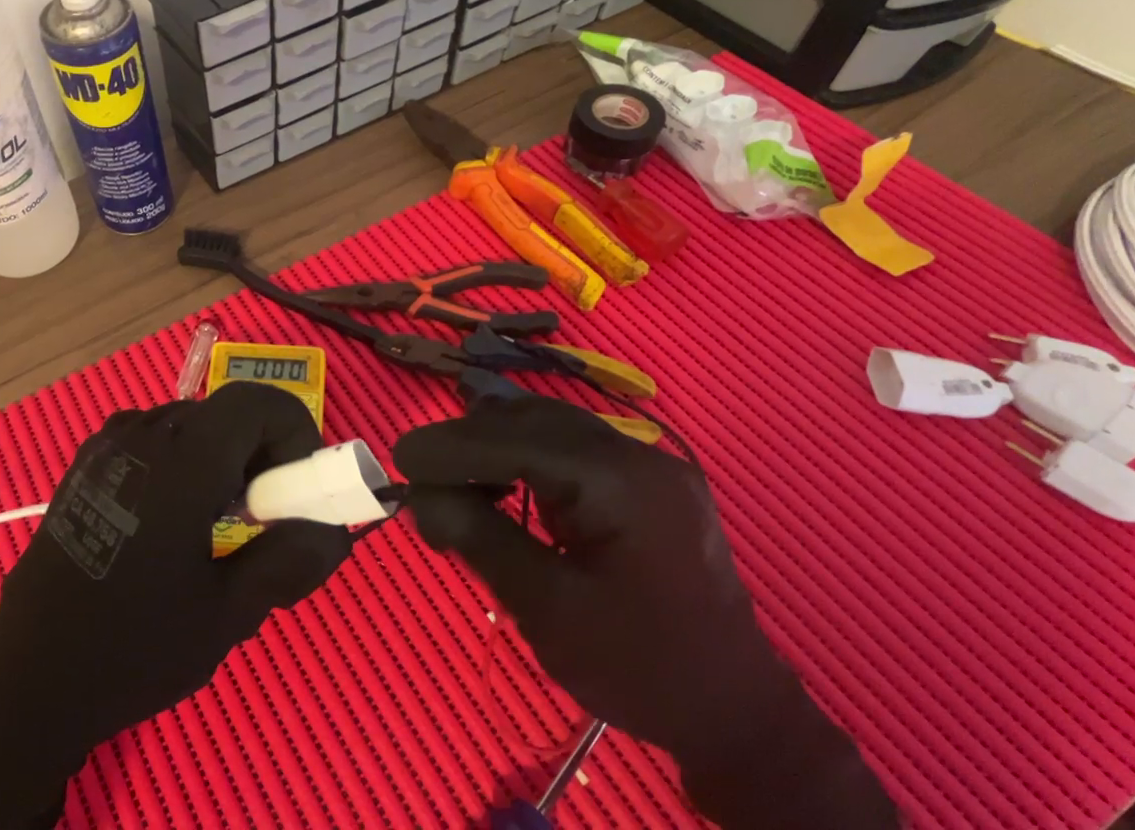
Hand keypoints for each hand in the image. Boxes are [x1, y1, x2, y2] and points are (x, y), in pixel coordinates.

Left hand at [0, 383, 352, 828]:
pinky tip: (175, 528)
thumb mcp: (229, 612)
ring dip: (224, 463)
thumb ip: (291, 558)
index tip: (299, 491)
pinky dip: (185, 467)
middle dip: (263, 455)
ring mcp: (105, 448)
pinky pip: (154, 444)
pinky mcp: (84, 468)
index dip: (296, 435)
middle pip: (225, 414)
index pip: (258, 403)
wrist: (29, 677)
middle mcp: (141, 435)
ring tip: (223, 530)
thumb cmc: (134, 648)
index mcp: (181, 461)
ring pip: (191, 427)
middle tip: (268, 519)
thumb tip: (334, 530)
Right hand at [394, 398, 896, 827]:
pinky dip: (525, 463)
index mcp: (624, 483)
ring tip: (450, 488)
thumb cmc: (640, 668)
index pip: (519, 440)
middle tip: (419, 481)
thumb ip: (482, 539)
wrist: (734, 712)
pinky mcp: (647, 487)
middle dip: (469, 444)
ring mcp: (650, 468)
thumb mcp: (548, 610)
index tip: (400, 459)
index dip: (453, 447)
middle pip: (534, 422)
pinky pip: (572, 454)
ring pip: (552, 430)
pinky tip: (497, 489)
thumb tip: (421, 495)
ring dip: (494, 449)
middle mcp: (641, 458)